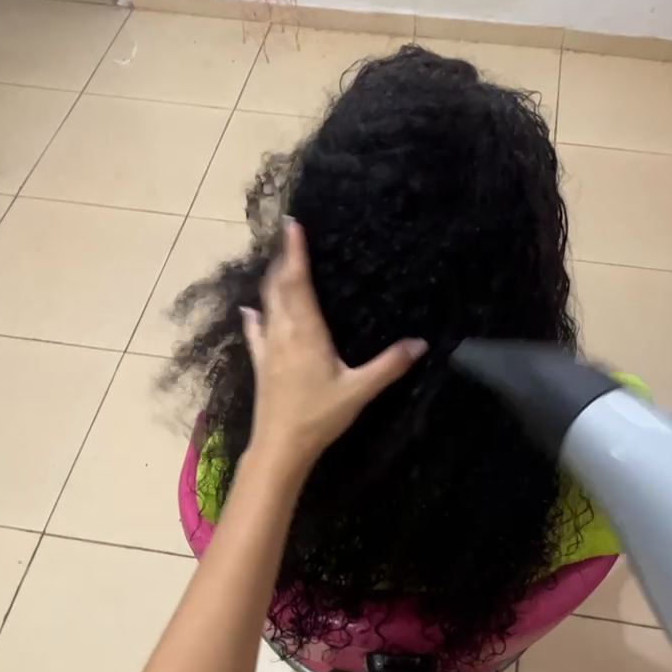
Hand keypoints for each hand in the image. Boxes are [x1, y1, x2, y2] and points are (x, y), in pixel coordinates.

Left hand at [240, 219, 426, 468]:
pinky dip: (254, 317)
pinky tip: (250, 310)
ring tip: (277, 264)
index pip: (298, 283)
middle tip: (288, 236)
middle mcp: (284, 333)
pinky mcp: (261, 365)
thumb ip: (389, 366)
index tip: (292, 225)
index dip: (295, 252)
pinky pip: (255, 333)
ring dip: (271, 282)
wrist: (280, 446)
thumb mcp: (360, 391)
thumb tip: (421, 343)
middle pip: (278, 287)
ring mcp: (269, 349)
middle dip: (283, 259)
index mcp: (307, 332)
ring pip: (266, 305)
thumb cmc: (320, 417)